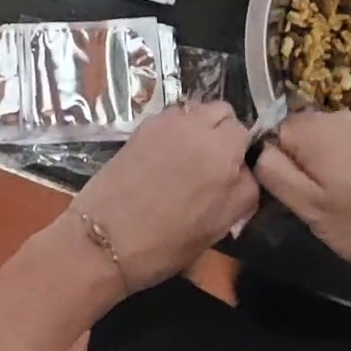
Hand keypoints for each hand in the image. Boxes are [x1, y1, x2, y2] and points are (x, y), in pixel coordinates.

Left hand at [65, 103, 259, 292]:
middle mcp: (197, 127)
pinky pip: (169, 116)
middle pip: (221, 111)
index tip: (233, 168)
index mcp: (223, 151)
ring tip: (188, 154)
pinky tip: (164, 154)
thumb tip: (245, 170)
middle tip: (213, 159)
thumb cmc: (169, 241)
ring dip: (197, 125)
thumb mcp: (221, 224)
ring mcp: (166, 123)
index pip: (245, 130)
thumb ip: (245, 189)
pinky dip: (173, 128)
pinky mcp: (142, 126)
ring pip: (194, 109)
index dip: (241, 149)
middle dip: (222, 129)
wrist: (106, 238)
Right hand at [253, 109, 350, 290]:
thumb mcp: (306, 204)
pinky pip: (330, 149)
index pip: (267, 133)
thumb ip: (270, 170)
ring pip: (308, 145)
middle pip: (288, 136)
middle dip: (289, 166)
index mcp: (313, 126)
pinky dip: (328, 171)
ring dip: (308, 171)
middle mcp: (333, 116)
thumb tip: (252, 148)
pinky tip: (342, 199)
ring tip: (324, 205)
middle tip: (304, 204)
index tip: (285, 195)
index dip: (269, 164)